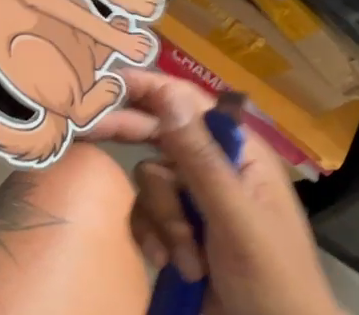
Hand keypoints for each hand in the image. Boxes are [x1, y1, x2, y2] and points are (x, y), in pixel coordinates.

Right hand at [86, 71, 340, 314]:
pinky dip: (154, 238)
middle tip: (86, 126)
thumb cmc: (272, 278)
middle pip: (157, 132)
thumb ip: (199, 157)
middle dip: (128, 136)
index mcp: (237, 152)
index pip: (185, 102)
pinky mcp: (177, 231)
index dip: (146, 86)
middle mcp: (212, 167)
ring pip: (148, 180)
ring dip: (163, 219)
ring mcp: (193, 200)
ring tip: (188, 256)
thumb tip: (167, 92)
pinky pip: (143, 214)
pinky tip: (172, 263)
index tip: (104, 79)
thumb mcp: (236, 218)